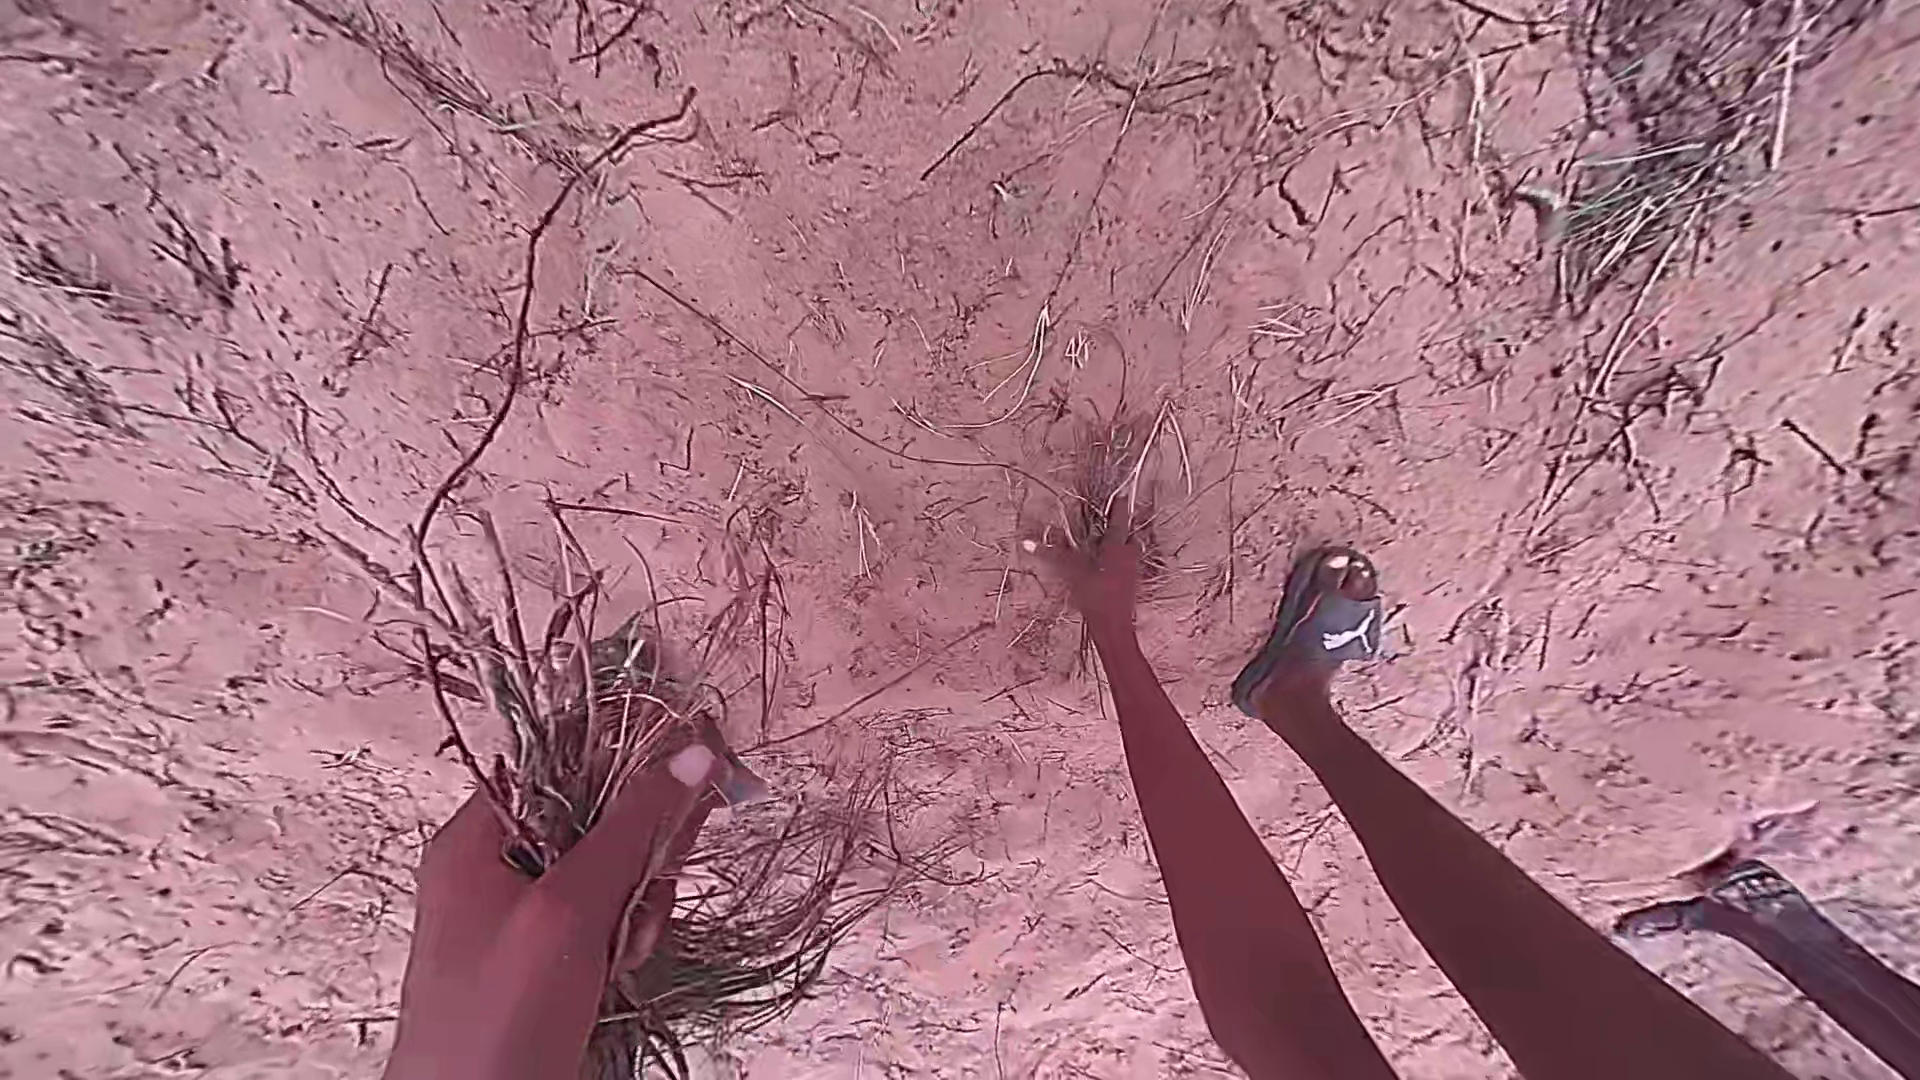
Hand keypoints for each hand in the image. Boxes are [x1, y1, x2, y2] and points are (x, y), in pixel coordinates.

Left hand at [383, 746, 719, 1079]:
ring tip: (632, 940)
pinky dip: (637, 918)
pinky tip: (628, 955)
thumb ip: (635, 824)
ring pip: (622, 852)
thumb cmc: (500, 1019)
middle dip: (643, 841)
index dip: (628, 750)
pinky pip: (620, 895)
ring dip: (644, 888)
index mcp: (482, 837)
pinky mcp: (563, 937)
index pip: (564, 757)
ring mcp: (537, 901)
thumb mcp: (571, 907)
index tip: (687, 759)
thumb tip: (697, 752)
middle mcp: (509, 858)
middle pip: (604, 806)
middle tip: (667, 864)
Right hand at [1032, 517, 1143, 631]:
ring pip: (1129, 552)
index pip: (1120, 521)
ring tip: (1104, 545)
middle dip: (1121, 529)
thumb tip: (1028, 542)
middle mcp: (1128, 557)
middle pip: (1129, 536)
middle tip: (1109, 525)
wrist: (1112, 626)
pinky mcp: (1130, 585)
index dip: (1120, 507)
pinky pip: (1127, 565)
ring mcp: (1132, 572)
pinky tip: (1104, 567)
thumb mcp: (1071, 572)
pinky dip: (1117, 561)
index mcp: (1117, 548)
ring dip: (1120, 546)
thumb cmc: (1094, 596)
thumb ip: (1052, 554)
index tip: (1122, 495)